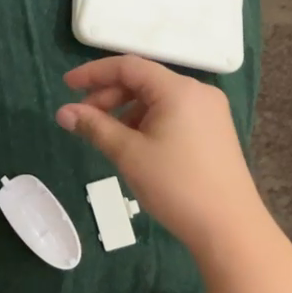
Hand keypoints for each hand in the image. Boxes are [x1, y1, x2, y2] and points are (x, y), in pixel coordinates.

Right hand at [55, 55, 263, 251]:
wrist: (228, 226)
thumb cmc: (175, 185)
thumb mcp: (128, 154)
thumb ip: (94, 126)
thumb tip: (62, 113)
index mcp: (178, 90)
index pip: (128, 66)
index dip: (93, 73)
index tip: (66, 86)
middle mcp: (197, 92)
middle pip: (143, 80)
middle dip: (108, 95)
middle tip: (83, 119)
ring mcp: (209, 111)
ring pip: (157, 98)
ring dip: (126, 110)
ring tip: (106, 136)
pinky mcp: (213, 131)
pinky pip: (172, 113)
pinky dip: (146, 121)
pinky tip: (134, 145)